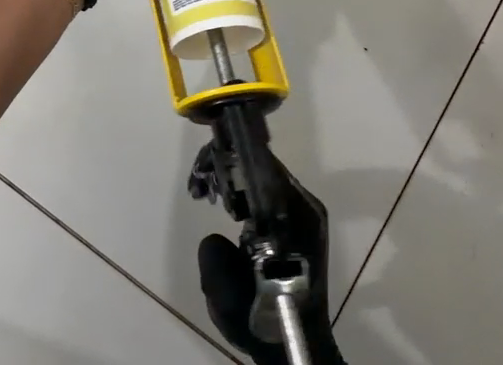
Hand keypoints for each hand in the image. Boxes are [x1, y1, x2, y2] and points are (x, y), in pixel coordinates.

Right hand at [197, 157, 346, 364]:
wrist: (292, 342)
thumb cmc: (264, 321)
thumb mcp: (229, 298)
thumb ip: (216, 262)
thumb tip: (215, 237)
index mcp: (296, 220)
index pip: (264, 168)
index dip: (231, 160)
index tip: (204, 171)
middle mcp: (305, 209)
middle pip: (262, 165)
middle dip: (225, 165)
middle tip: (198, 185)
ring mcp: (303, 212)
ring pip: (261, 172)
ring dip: (229, 174)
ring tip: (202, 191)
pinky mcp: (295, 218)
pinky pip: (263, 186)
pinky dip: (238, 185)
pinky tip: (221, 201)